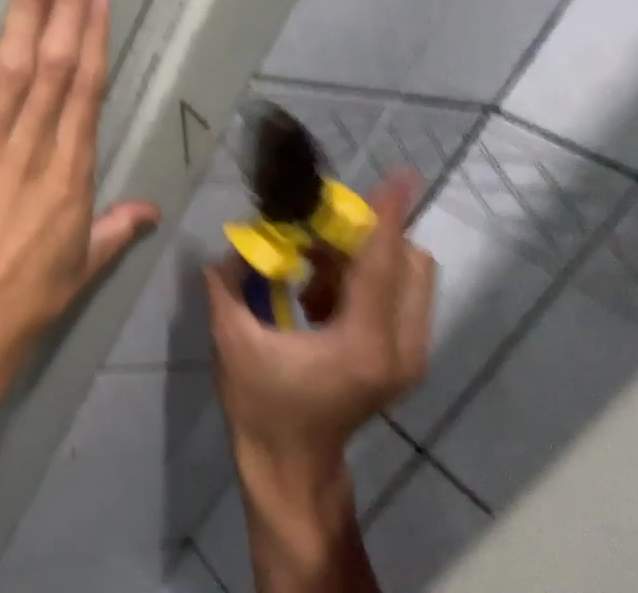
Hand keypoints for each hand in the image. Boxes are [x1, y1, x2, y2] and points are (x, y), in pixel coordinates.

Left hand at [0, 0, 158, 402]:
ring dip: (23, 18)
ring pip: (10, 76)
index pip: (87, 90)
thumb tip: (148, 209)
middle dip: (65, 6)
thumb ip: (113, 230)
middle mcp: (33, 155)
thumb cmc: (24, 301)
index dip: (93, 35)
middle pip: (55, 69)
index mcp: (71, 176)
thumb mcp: (81, 269)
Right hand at [205, 172, 434, 469]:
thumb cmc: (260, 402)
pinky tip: (317, 294)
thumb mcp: (232, 338)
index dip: (385, 217)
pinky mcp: (402, 360)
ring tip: (311, 266)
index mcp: (362, 343)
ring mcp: (408, 356)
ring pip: (409, 280)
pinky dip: (363, 281)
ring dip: (364, 258)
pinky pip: (397, 299)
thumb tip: (233, 244)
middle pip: (409, 265)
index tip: (400, 176)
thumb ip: (228, 284)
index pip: (380, 265)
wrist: (290, 460)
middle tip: (316, 228)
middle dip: (368, 235)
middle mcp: (400, 347)